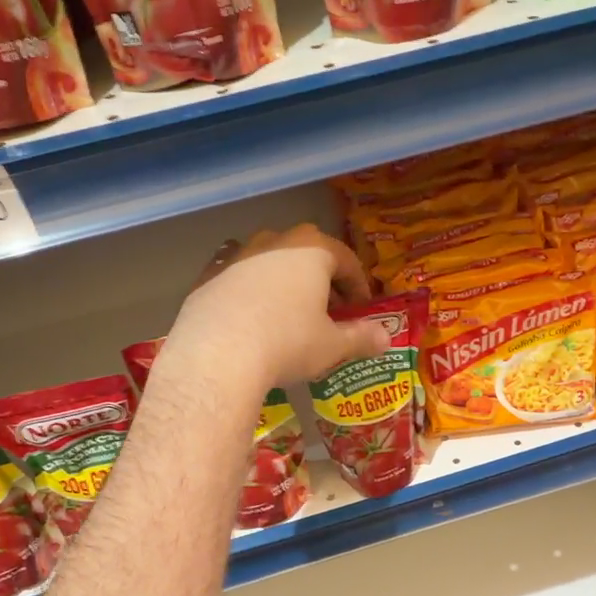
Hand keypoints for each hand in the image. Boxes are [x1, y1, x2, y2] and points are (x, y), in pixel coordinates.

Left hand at [163, 224, 392, 392]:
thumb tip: (386, 339)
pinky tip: (251, 316)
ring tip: (289, 312)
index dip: (358, 286)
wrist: (218, 354)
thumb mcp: (332, 346)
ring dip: (284, 280)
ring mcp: (238, 254)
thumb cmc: (288, 343)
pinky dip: (250, 290)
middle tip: (328, 310)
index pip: (346, 260)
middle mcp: (276, 241)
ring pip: (270, 259)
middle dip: (321, 279)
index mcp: (313, 250)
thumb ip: (361, 338)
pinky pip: (238, 276)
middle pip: (307, 253)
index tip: (362, 310)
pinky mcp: (209, 275)